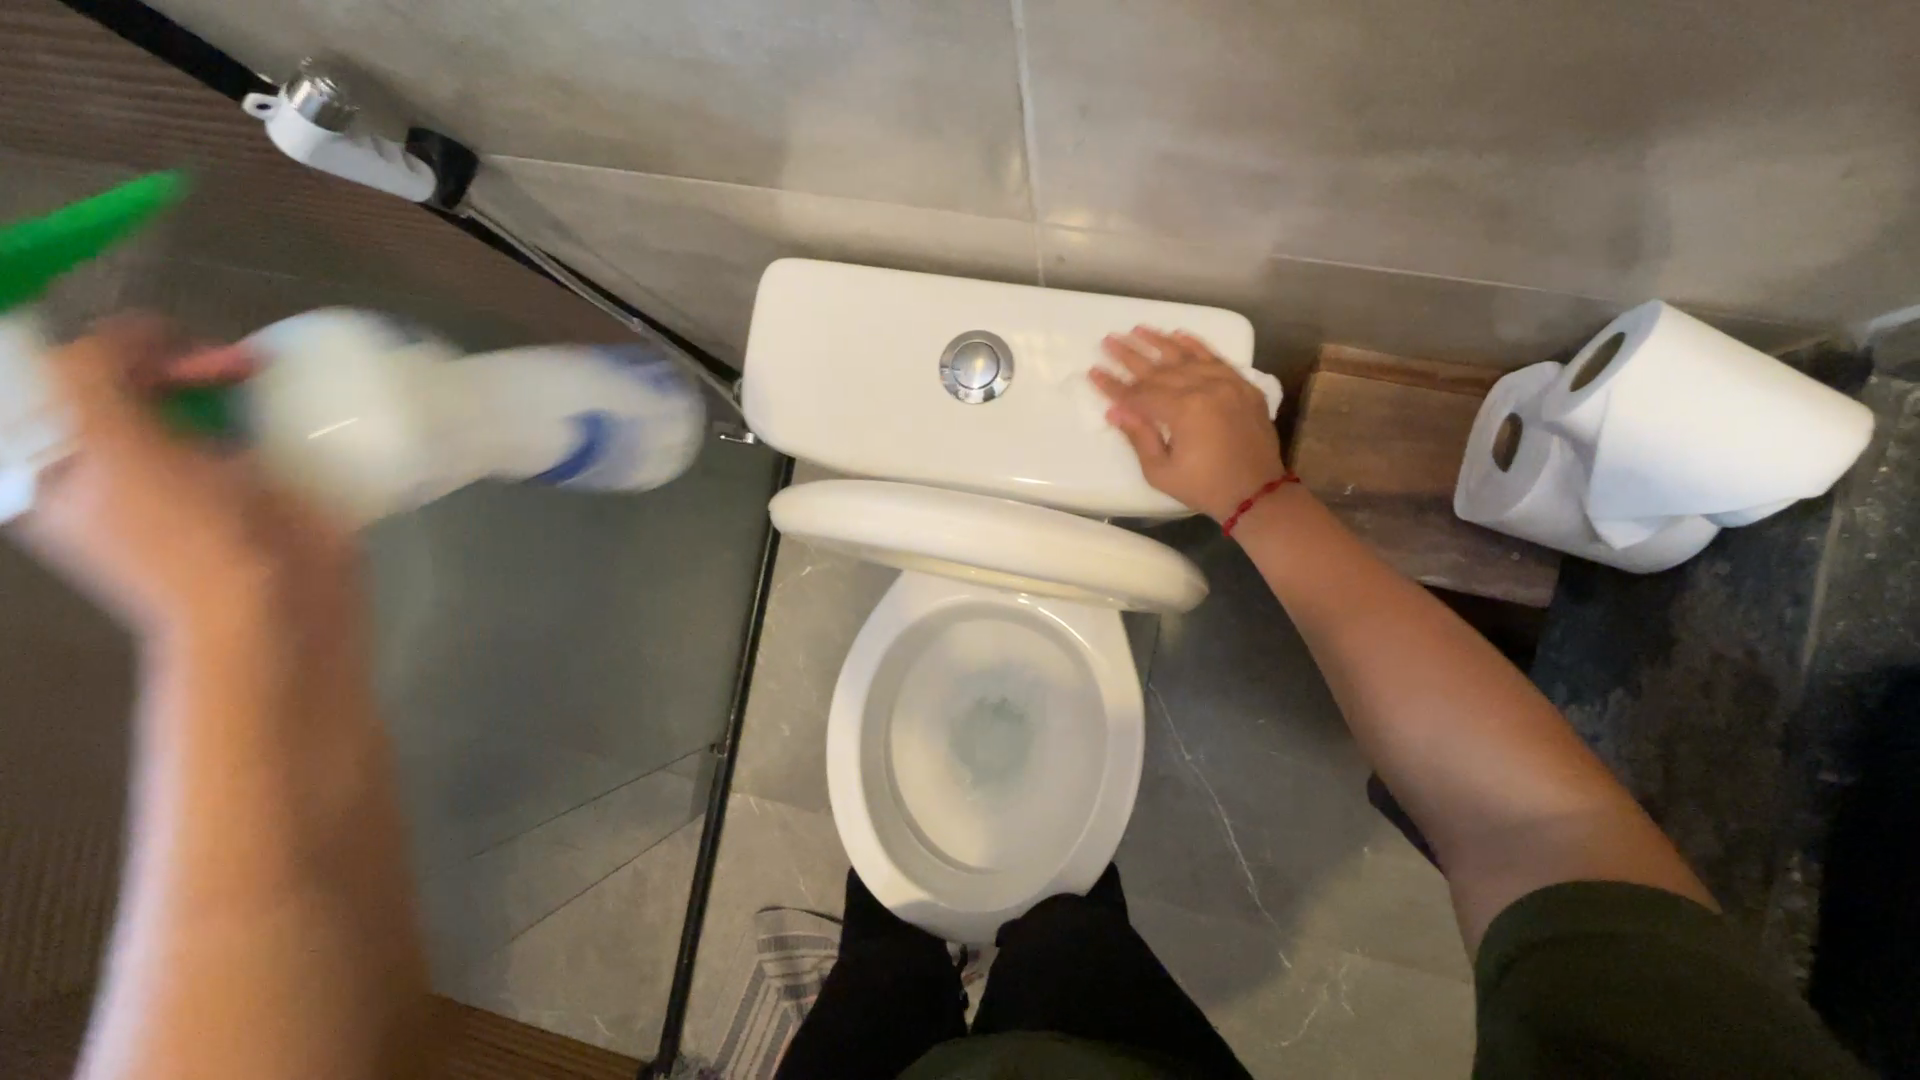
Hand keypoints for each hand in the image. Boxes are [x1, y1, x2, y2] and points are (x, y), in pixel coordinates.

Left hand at [10, 316, 359, 641]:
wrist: (278, 609)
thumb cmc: (188, 538)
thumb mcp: (114, 449)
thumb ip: (98, 375)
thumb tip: (136, 330)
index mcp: (67, 468)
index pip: (73, 379)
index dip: (114, 348)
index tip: (169, 345)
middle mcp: (127, 472)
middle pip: (139, 386)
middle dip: (178, 360)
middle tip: (230, 363)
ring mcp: (199, 485)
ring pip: (200, 406)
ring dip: (226, 381)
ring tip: (261, 375)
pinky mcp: (263, 495)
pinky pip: (257, 437)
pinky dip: (271, 415)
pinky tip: (289, 410)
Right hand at [1089, 327, 1287, 520]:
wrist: (1257, 492)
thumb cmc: (1205, 487)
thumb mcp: (1161, 472)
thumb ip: (1139, 437)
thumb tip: (1115, 411)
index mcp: (1185, 411)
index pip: (1139, 394)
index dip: (1113, 385)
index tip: (1093, 372)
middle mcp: (1206, 388)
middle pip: (1159, 369)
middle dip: (1130, 356)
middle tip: (1108, 341)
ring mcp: (1228, 384)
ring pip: (1187, 357)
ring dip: (1159, 342)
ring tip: (1137, 330)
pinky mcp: (1243, 386)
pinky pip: (1216, 358)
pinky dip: (1196, 346)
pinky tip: (1178, 335)